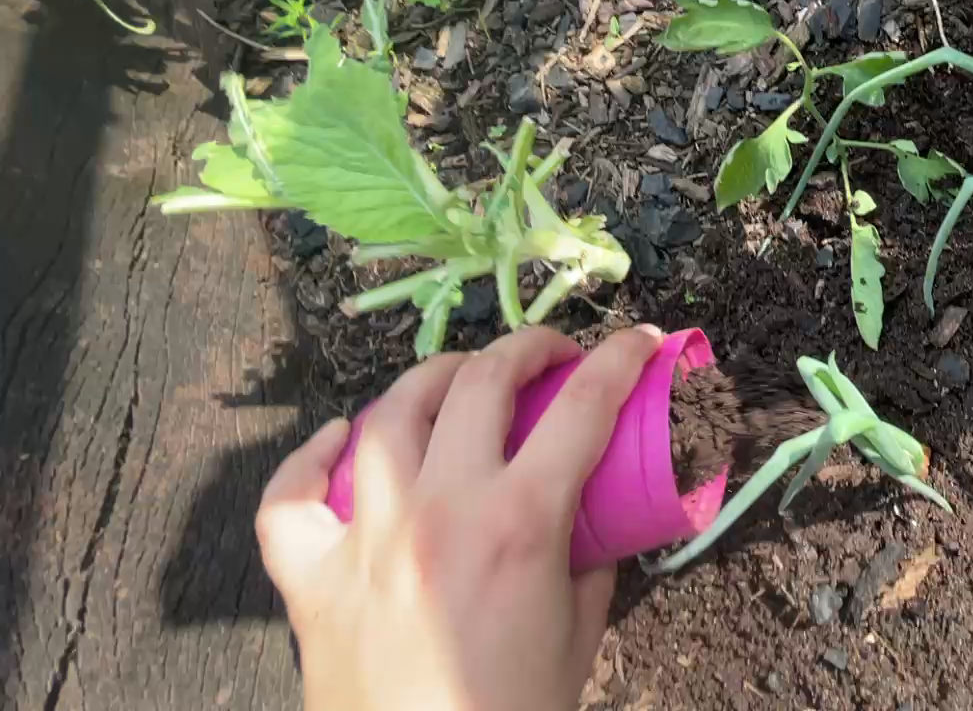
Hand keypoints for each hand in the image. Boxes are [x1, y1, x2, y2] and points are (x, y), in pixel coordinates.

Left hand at [256, 326, 660, 710]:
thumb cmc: (520, 706)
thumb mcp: (584, 621)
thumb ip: (591, 551)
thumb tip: (593, 510)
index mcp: (521, 522)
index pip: (586, 405)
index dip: (622, 356)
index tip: (642, 339)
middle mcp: (441, 511)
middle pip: (481, 382)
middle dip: (529, 346)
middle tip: (556, 357)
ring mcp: (366, 541)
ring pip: (388, 416)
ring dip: (437, 377)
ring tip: (468, 379)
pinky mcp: (311, 581)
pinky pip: (290, 499)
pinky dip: (313, 456)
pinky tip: (345, 437)